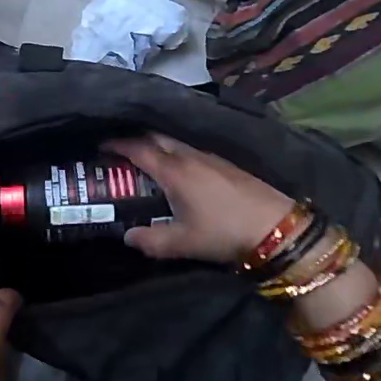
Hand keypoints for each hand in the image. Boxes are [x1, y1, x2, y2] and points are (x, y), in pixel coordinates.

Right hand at [102, 133, 297, 263]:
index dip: (117, 145)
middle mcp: (189, 156)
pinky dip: (176, 153)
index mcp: (174, 171)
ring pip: (176, 142)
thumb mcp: (183, 243)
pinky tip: (179, 171)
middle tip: (120, 151)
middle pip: (156, 137)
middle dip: (136, 139)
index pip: (138, 149)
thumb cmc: (224, 232)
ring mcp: (211, 157)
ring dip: (158, 145)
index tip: (100, 146)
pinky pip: (191, 149)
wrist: (279, 228)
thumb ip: (151, 240)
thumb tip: (128, 236)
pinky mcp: (227, 164)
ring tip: (146, 160)